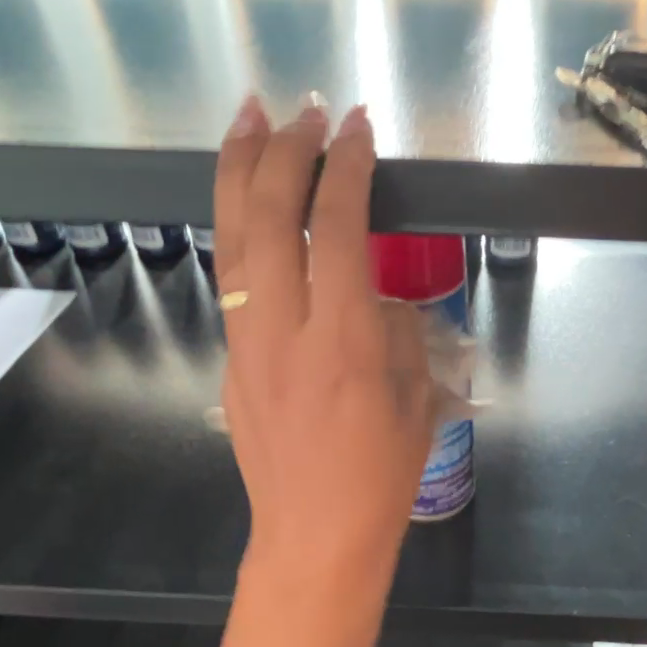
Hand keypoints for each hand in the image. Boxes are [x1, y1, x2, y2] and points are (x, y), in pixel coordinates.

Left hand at [213, 94, 435, 589]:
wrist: (314, 536)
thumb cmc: (381, 479)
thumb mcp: (415, 402)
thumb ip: (397, 334)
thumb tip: (374, 293)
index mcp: (344, 344)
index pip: (337, 230)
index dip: (346, 170)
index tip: (357, 129)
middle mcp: (285, 333)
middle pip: (267, 218)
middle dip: (284, 151)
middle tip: (302, 110)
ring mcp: (247, 346)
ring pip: (230, 241)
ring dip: (237, 172)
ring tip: (249, 120)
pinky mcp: (230, 362)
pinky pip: (231, 280)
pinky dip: (237, 228)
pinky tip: (247, 206)